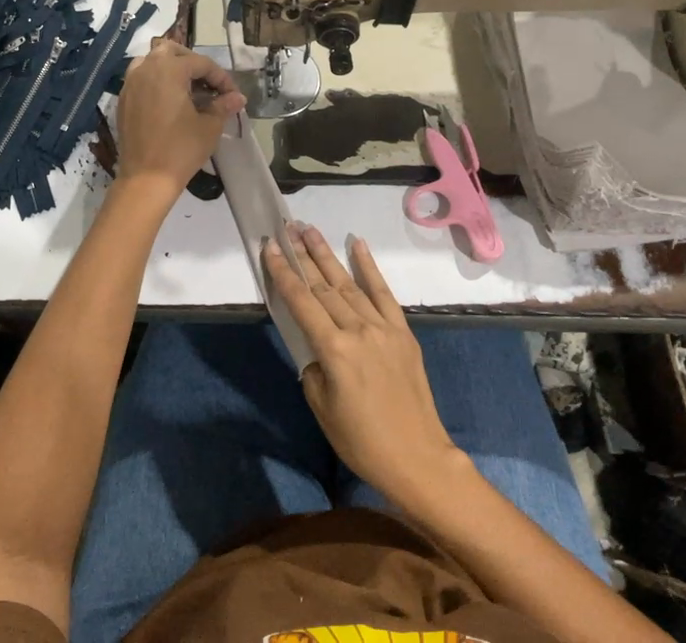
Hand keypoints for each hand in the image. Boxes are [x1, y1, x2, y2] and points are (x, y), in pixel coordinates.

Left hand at [114, 39, 245, 189]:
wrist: (146, 178)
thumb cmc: (181, 149)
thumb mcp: (209, 126)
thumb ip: (223, 105)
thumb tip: (237, 97)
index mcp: (168, 70)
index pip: (201, 63)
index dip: (220, 77)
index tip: (232, 95)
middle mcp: (146, 69)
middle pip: (172, 51)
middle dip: (193, 63)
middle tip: (208, 84)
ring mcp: (130, 83)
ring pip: (151, 62)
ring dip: (171, 68)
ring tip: (188, 89)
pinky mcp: (123, 100)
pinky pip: (140, 79)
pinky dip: (156, 81)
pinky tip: (169, 101)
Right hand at [265, 225, 464, 502]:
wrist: (416, 456)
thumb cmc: (360, 440)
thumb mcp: (321, 406)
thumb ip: (313, 367)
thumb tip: (316, 346)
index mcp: (333, 349)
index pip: (302, 301)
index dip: (283, 273)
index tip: (269, 247)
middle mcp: (358, 330)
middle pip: (323, 285)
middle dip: (302, 255)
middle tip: (286, 227)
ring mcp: (384, 328)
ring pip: (349, 283)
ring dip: (327, 255)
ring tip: (310, 230)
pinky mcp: (403, 333)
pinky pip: (384, 293)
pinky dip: (370, 268)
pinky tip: (357, 245)